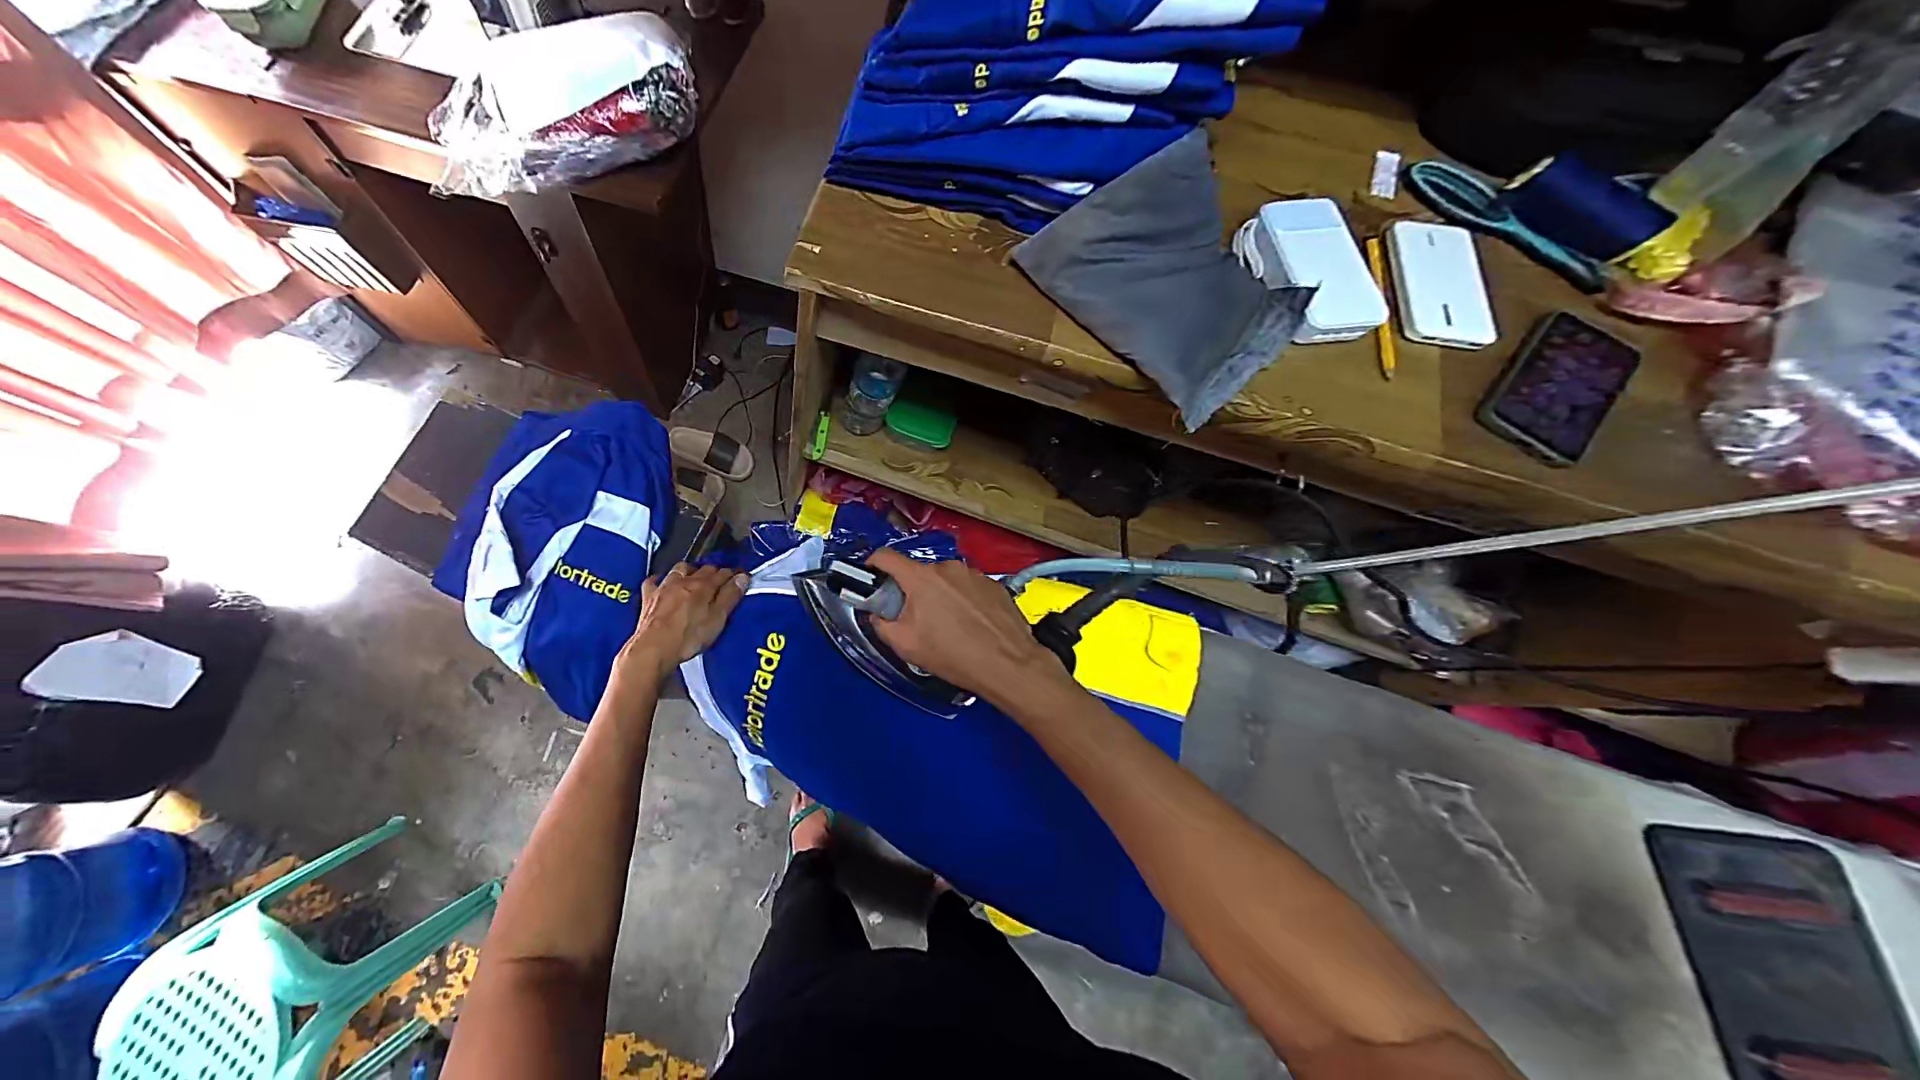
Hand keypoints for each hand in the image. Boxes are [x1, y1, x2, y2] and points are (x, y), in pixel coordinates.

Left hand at [614, 563, 747, 685]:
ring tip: (695, 579)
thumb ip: (730, 597)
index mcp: (703, 586)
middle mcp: (684, 582)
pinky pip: (654, 581)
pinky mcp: (649, 598)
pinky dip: (661, 580)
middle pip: (703, 568)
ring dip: (689, 571)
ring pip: (680, 569)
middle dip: (715, 572)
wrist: (654, 649)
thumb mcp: (717, 620)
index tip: (741, 579)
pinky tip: (663, 584)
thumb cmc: (687, 638)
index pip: (724, 573)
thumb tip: (742, 578)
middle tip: (722, 581)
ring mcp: (664, 588)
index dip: (734, 575)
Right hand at [865, 549, 1065, 704]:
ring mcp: (974, 574)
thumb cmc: (954, 655)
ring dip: (942, 597)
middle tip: (917, 619)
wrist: (1006, 663)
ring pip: (947, 581)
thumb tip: (878, 615)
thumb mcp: (905, 645)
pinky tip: (971, 625)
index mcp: (921, 578)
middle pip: (920, 573)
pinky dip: (965, 601)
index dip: (874, 563)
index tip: (871, 573)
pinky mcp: (994, 585)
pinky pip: (970, 588)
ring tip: (949, 626)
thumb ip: (882, 624)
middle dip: (914, 592)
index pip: (887, 557)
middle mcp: (948, 568)